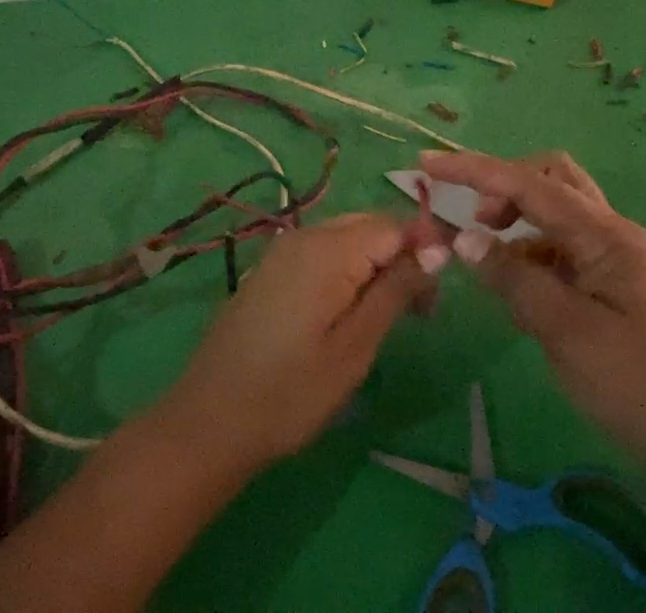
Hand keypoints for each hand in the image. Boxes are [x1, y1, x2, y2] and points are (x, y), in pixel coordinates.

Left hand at [149, 213, 432, 469]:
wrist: (210, 420)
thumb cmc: (291, 392)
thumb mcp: (355, 346)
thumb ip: (395, 290)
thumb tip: (434, 250)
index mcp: (328, 249)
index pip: (394, 225)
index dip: (426, 251)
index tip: (436, 299)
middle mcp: (303, 237)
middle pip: (370, 226)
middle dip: (402, 257)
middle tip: (419, 311)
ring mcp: (280, 253)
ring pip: (346, 239)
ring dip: (375, 265)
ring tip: (388, 317)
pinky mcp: (268, 273)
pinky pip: (321, 255)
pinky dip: (346, 272)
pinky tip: (348, 313)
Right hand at [421, 150, 645, 471]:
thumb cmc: (636, 382)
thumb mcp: (566, 332)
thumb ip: (513, 279)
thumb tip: (465, 239)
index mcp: (604, 235)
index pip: (529, 184)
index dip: (474, 170)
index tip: (426, 166)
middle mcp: (611, 233)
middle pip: (551, 179)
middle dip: (504, 189)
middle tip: (474, 227)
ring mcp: (615, 257)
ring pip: (557, 214)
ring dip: (517, 225)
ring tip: (490, 267)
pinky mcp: (613, 283)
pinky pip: (562, 250)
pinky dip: (532, 256)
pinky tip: (521, 293)